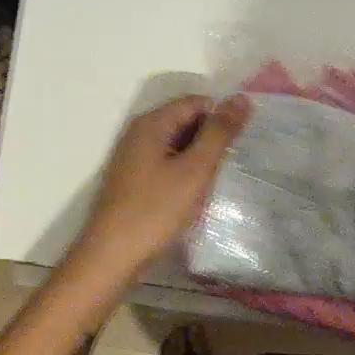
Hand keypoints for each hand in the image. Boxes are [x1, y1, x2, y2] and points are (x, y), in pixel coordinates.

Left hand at [70, 94, 251, 282]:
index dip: (221, 117)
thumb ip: (219, 133)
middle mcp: (138, 134)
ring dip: (199, 161)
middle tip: (231, 165)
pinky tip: (195, 196)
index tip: (241, 142)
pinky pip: (166, 167)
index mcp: (151, 124)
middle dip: (211, 140)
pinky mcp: (134, 182)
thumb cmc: (155, 211)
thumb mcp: (194, 170)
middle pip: (185, 122)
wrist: (113, 256)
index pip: (196, 102)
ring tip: (216, 182)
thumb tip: (241, 98)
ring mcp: (133, 159)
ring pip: (177, 147)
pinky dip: (184, 176)